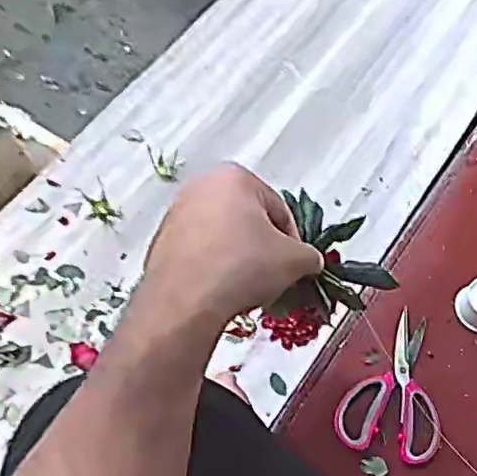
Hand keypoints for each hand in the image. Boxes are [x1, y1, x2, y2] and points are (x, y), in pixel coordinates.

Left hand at [136, 163, 322, 326]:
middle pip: (252, 220)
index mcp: (235, 177)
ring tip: (254, 285)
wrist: (188, 298)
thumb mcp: (297, 261)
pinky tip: (229, 287)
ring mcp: (178, 211)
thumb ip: (311, 255)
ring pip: (229, 236)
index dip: (296, 242)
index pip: (281, 211)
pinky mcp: (165, 239)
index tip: (298, 264)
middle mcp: (202, 186)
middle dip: (268, 248)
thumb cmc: (244, 266)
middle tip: (278, 274)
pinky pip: (206, 250)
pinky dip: (221, 266)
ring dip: (247, 258)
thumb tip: (309, 261)